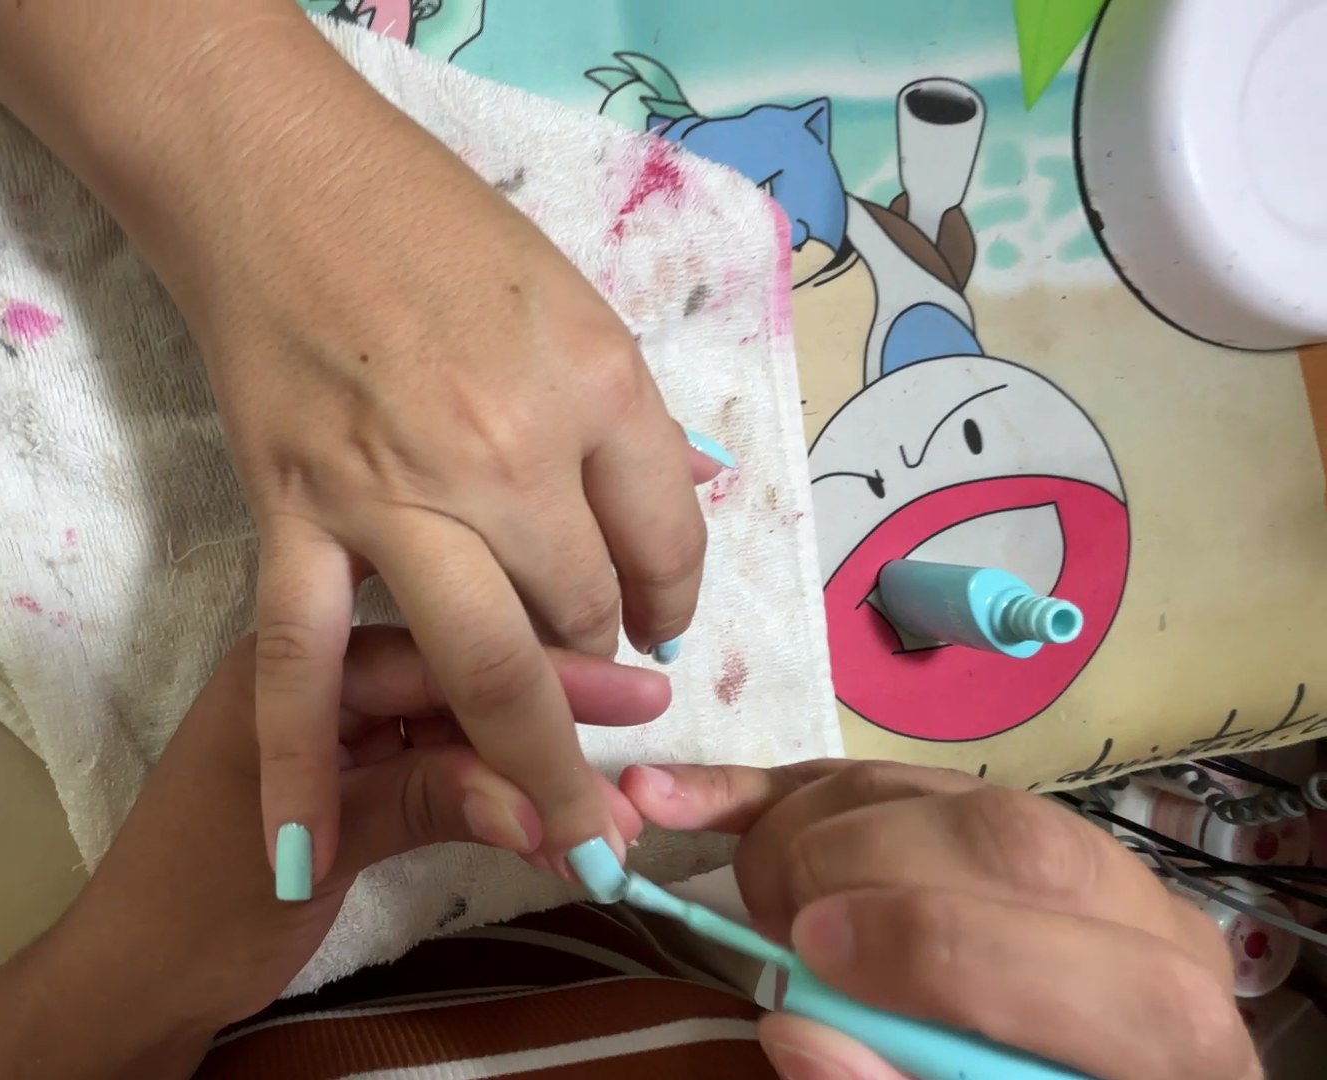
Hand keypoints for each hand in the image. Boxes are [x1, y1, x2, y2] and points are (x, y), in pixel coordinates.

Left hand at [0, 630, 660, 1079]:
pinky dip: (489, 795)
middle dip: (544, 709)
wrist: (134, 974)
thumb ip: (428, 801)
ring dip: (525, 763)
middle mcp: (321, 683)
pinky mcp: (356, 777)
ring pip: (450, 729)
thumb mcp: (321, 843)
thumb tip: (547, 802)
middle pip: (449, 682)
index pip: (429, 659)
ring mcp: (341, 731)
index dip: (527, 681)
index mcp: (288, 669)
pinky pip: (434, 769)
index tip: (624, 693)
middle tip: (644, 707)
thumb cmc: (200, 900)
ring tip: (611, 791)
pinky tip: (546, 812)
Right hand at [138, 23, 726, 889]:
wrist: (277, 181)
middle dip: (601, 683)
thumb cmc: (426, 219)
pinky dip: (299, 765)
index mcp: (590, 381)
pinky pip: (299, 663)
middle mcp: (504, 453)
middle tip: (606, 715)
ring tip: (557, 822)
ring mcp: (392, 499)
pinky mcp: (294, 521)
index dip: (673, 596)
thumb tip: (658, 497)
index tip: (657, 623)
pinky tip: (300, 853)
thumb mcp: (561, 295)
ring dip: (526, 750)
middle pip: (582, 615)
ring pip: (481, 664)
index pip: (667, 536)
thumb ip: (613, 410)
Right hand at [622, 761, 1257, 1079]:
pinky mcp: (919, 798)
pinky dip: (735, 788)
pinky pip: (825, 775)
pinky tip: (663, 794)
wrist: (1021, 1050)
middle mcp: (1124, 907)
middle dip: (854, 865)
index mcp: (1176, 1035)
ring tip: (758, 901)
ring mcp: (1011, 826)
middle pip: (1004, 839)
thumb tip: (794, 1034)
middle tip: (776, 919)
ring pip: (904, 785)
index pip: (1110, 979)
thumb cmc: (1002, 1077)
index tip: (811, 955)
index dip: (940, 952)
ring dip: (794, 830)